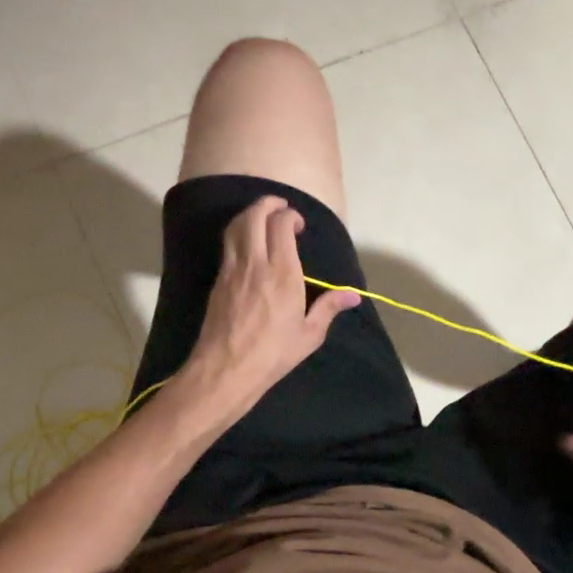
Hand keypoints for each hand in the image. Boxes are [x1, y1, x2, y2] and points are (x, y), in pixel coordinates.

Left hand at [181, 196, 359, 418]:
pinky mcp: (219, 279)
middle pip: (255, 215)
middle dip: (268, 204)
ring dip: (250, 214)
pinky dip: (238, 231)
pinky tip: (246, 241)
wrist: (226, 368)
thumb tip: (353, 295)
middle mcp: (256, 262)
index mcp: (283, 273)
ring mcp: (233, 268)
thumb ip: (329, 308)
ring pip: (237, 225)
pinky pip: (227, 243)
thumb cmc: (272, 354)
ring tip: (263, 219)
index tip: (298, 225)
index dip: (290, 215)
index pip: (281, 224)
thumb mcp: (309, 335)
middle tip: (280, 208)